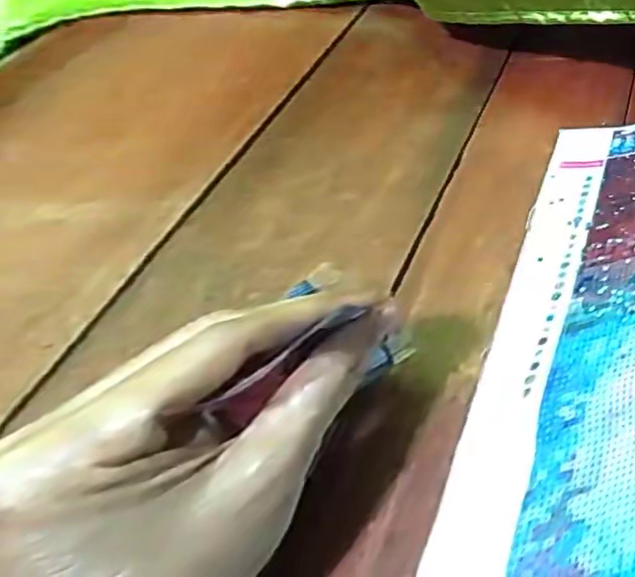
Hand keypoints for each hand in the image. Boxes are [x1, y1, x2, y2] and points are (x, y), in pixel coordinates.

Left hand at [0, 293, 393, 576]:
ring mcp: (51, 441)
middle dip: (292, 325)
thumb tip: (374, 323)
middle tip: (368, 312)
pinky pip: (168, 393)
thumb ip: (317, 393)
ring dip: (269, 348)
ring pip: (183, 364)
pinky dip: (235, 378)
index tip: (379, 296)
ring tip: (338, 335)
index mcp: (75, 440)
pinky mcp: (66, 454)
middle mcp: (46, 427)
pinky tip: (282, 371)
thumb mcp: (262, 483)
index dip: (308, 310)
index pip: (218, 341)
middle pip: (195, 347)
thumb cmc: (187, 575)